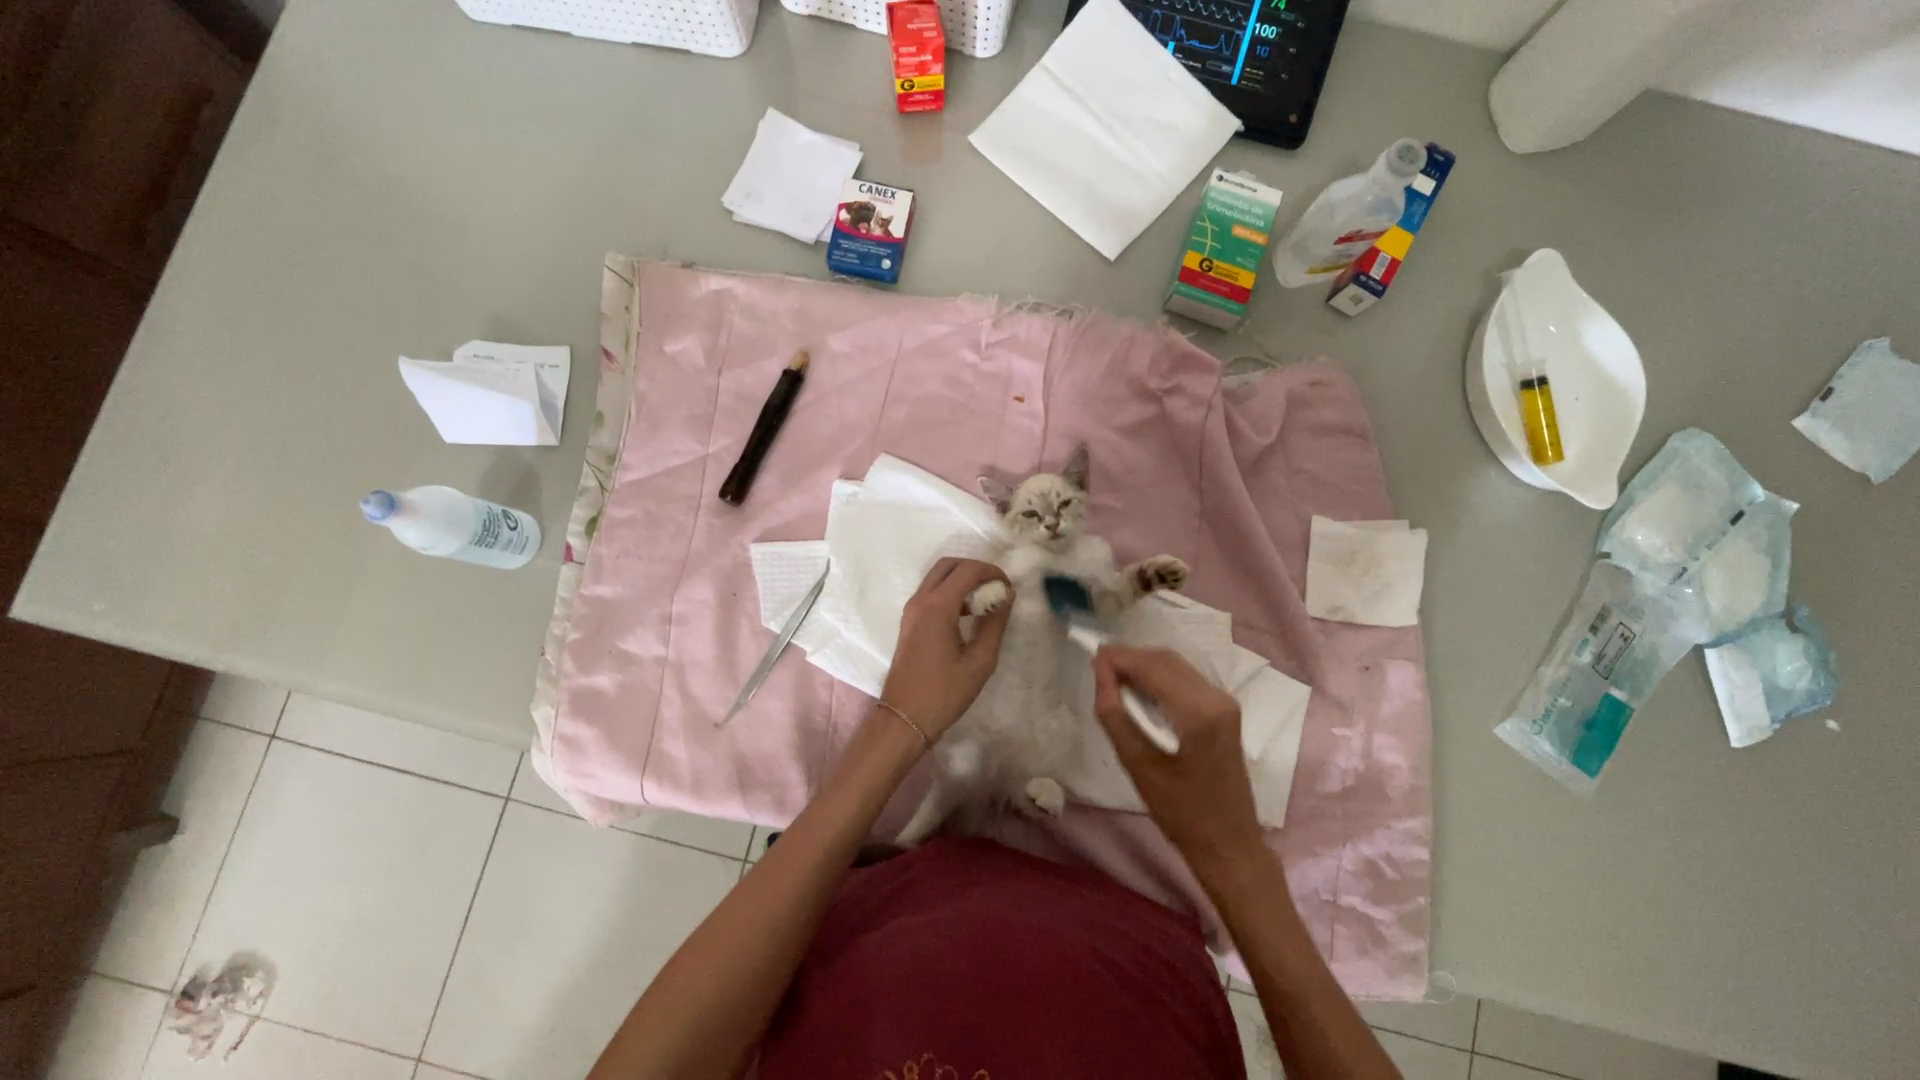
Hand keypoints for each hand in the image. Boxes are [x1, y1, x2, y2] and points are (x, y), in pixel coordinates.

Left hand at [879, 558, 1012, 740]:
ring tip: (986, 601)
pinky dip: (951, 592)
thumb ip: (994, 624)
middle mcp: (920, 601)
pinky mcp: (909, 622)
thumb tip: (1005, 597)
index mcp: (936, 607)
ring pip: (937, 577)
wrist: (904, 718)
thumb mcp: (980, 661)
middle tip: (996, 588)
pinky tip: (968, 614)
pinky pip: (931, 593)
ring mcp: (911, 611)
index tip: (1008, 589)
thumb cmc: (944, 693)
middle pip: (948, 565)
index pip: (967, 570)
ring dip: (962, 580)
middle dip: (975, 569)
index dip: (991, 572)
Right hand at [1093, 646, 1264, 874]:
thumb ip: (1114, 714)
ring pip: (1177, 666)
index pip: (1151, 666)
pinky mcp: (1225, 711)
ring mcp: (1225, 702)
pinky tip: (1141, 694)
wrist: (1227, 842)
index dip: (1118, 657)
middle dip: (1130, 658)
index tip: (1090, 657)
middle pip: (1166, 659)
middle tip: (1098, 669)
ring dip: (1145, 666)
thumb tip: (1101, 672)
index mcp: (1198, 711)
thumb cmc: (1179, 811)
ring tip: (1114, 680)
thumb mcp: (1136, 764)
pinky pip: (1187, 680)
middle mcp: (1216, 697)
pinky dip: (1161, 678)